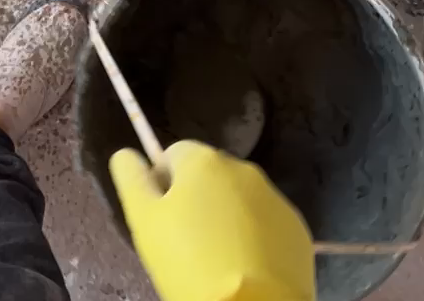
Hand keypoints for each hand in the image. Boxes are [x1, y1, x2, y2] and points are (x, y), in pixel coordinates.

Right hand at [110, 141, 314, 300]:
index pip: (173, 155)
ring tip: (217, 261)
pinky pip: (266, 225)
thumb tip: (125, 153)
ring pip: (238, 200)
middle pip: (208, 176)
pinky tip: (246, 270)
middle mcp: (241, 167)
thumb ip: (130, 176)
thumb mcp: (143, 220)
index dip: (163, 185)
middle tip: (186, 244)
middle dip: (196, 200)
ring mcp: (274, 199)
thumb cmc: (189, 264)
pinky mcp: (298, 231)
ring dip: (226, 218)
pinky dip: (254, 238)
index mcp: (202, 159)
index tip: (162, 221)